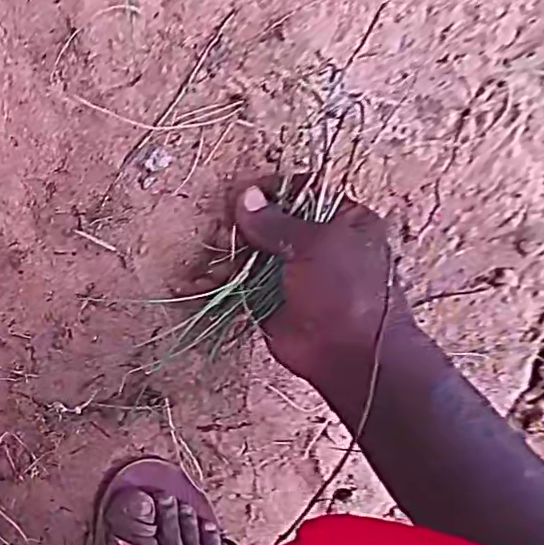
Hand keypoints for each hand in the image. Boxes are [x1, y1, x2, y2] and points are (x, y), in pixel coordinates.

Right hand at [229, 183, 417, 388]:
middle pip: (266, 225)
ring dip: (224, 259)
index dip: (270, 193)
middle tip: (224, 238)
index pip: (301, 193)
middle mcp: (312, 245)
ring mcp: (287, 274)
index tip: (240, 198)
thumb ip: (277, 222)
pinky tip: (196, 286)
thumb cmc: (347, 290)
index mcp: (339, 221)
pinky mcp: (264, 301)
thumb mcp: (317, 245)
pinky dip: (214, 285)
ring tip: (212, 267)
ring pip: (246, 256)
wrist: (346, 351)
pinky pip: (235, 286)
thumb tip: (244, 196)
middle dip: (240, 230)